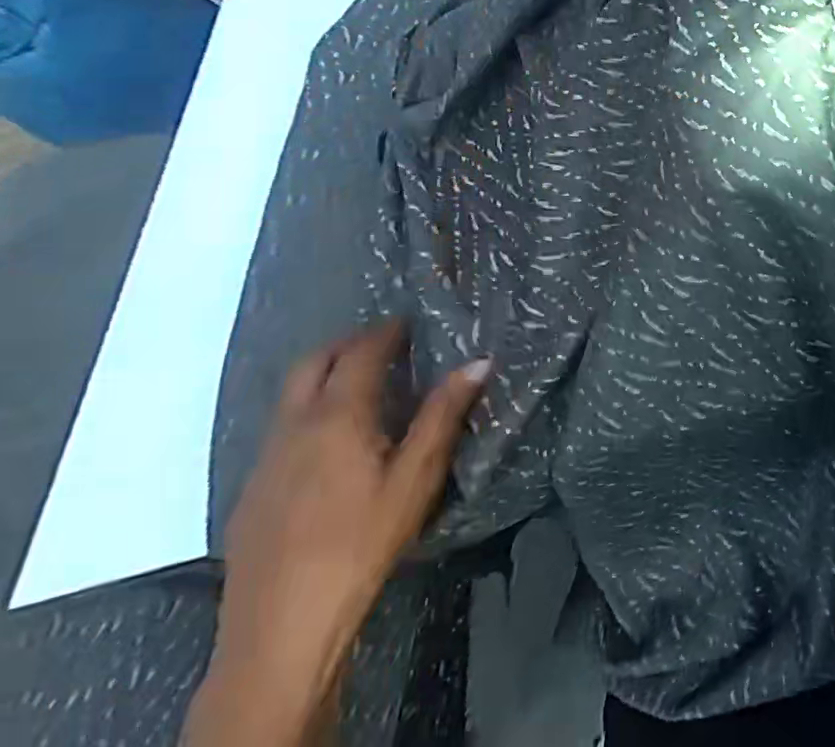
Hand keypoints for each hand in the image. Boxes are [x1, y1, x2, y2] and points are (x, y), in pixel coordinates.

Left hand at [182, 321, 488, 746]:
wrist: (285, 613)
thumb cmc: (365, 537)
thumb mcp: (418, 475)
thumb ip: (444, 415)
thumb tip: (478, 362)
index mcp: (337, 419)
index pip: (360, 357)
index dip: (385, 333)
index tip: (411, 320)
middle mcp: (293, 427)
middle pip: (311, 365)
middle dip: (347, 344)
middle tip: (385, 340)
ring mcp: (266, 457)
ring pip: (290, 395)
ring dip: (325, 373)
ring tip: (365, 378)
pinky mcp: (255, 485)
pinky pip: (282, 424)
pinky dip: (311, 405)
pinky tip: (337, 434)